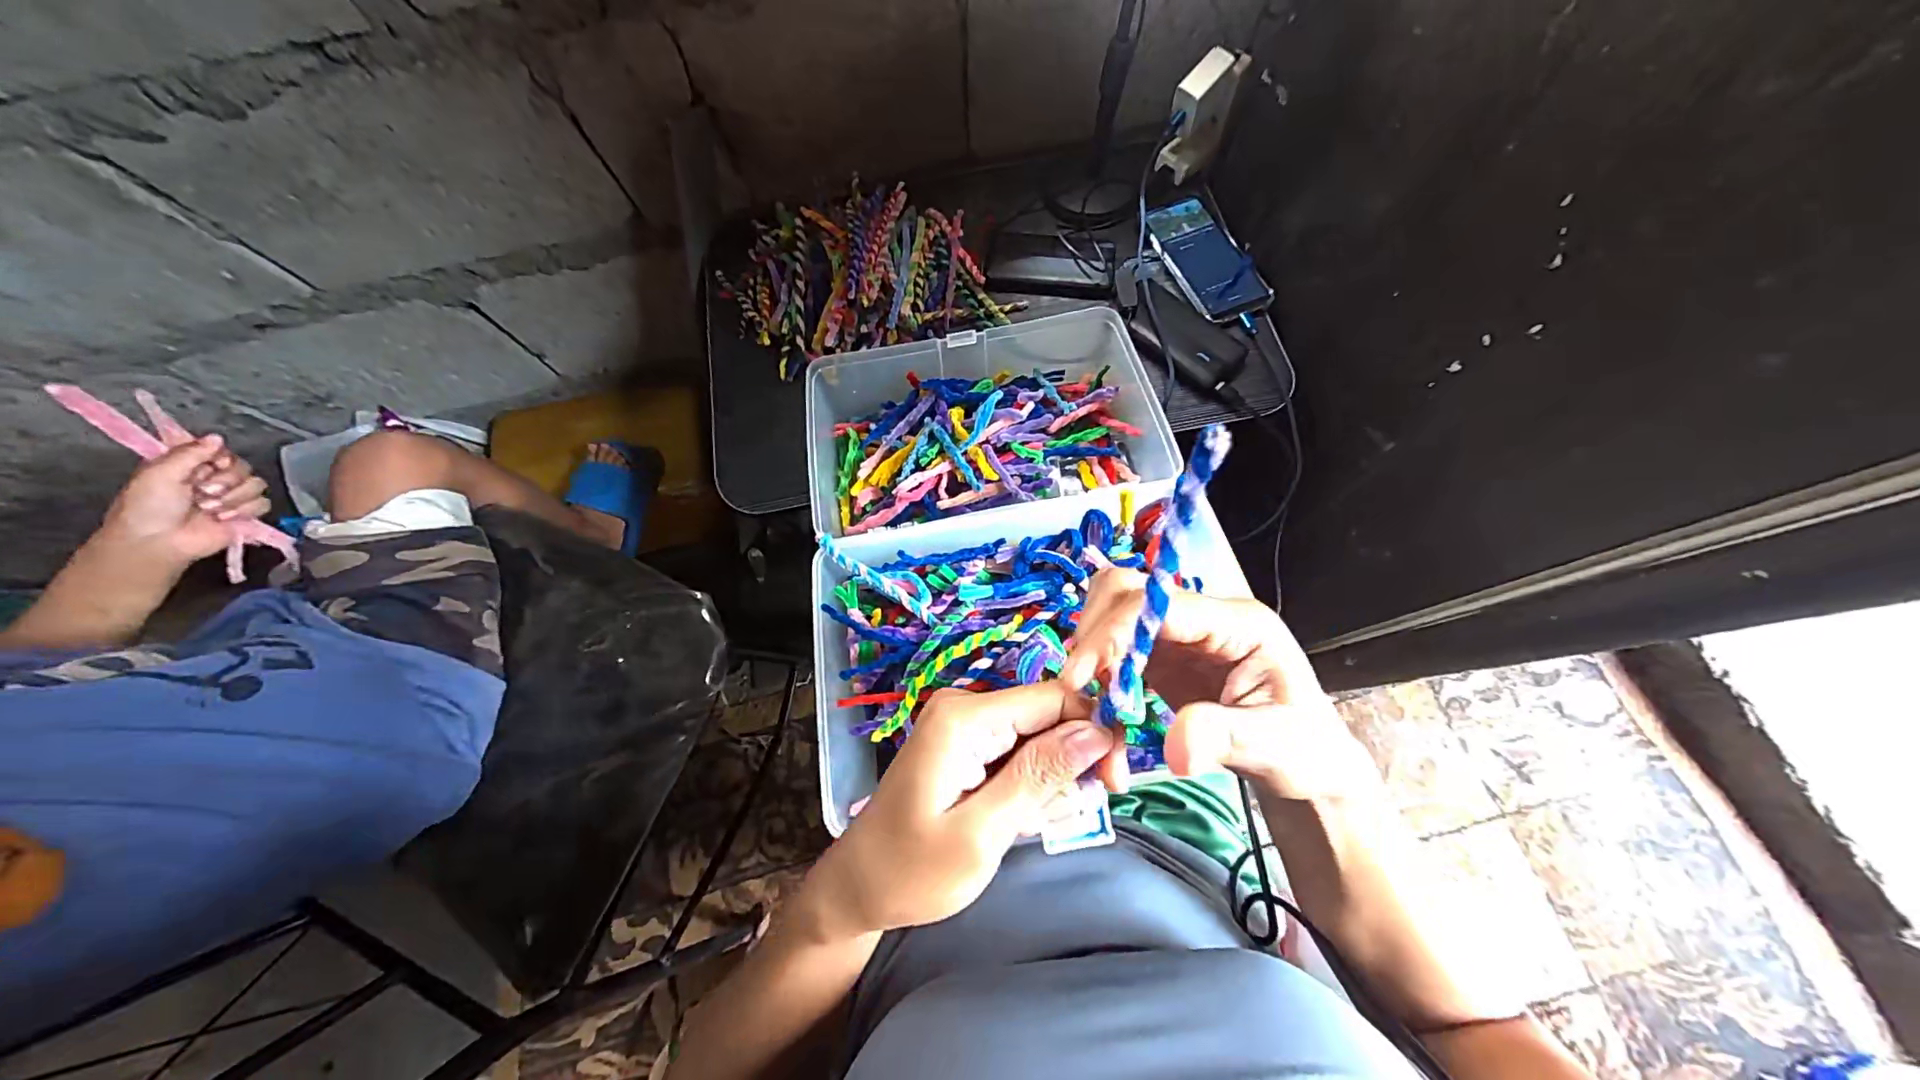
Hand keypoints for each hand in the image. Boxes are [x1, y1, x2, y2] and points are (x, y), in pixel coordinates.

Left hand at [98, 435, 269, 568]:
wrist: (158, 541)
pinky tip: (223, 518)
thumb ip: (189, 452)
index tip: (210, 466)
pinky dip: (244, 511)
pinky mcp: (246, 515)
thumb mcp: (160, 472)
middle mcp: (215, 479)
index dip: (222, 458)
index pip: (225, 452)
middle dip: (226, 481)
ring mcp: (232, 498)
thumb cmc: (149, 506)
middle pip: (245, 467)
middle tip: (203, 492)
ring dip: (232, 498)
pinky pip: (264, 504)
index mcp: (193, 466)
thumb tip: (218, 437)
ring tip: (209, 509)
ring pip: (257, 485)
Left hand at [803, 683, 1114, 938]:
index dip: (1095, 730)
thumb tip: (1096, 731)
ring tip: (1045, 820)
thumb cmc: (911, 871)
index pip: (1054, 696)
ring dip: (1058, 775)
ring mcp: (966, 724)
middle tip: (1090, 807)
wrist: (859, 887)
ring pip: (1040, 734)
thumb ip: (1037, 777)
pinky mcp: (968, 745)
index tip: (1115, 782)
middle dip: (1078, 755)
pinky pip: (1020, 750)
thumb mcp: (981, 833)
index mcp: (964, 717)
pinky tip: (1026, 815)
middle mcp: (966, 707)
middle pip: (1049, 712)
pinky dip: (1035, 782)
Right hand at [1061, 569, 1381, 802]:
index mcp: (1236, 623)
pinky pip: (1112, 654)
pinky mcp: (1160, 657)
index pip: (1157, 605)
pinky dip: (1097, 682)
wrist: (1305, 765)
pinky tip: (1105, 721)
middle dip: (1093, 636)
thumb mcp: (1278, 748)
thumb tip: (1175, 746)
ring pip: (1111, 617)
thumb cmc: (1304, 751)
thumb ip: (1227, 738)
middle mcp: (1201, 617)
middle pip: (1125, 592)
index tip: (1080, 678)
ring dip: (1090, 657)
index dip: (1112, 633)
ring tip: (1091, 708)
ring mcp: (1178, 634)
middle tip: (1078, 690)